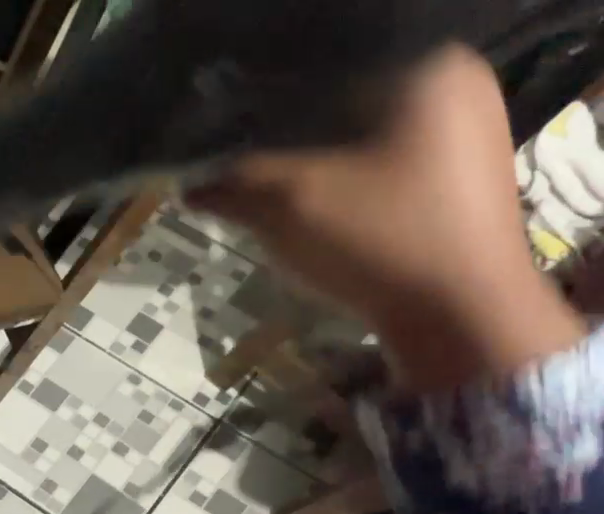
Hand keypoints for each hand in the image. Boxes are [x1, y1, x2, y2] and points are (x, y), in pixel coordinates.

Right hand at [186, 45, 584, 389]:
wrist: (455, 310)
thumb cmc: (378, 237)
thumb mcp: (286, 202)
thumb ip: (230, 182)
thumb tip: (187, 186)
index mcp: (426, 71)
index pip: (321, 69)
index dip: (259, 100)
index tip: (214, 128)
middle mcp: (452, 89)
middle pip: (336, 103)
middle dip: (278, 135)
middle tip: (224, 159)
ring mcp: (458, 135)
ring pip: (351, 138)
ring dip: (300, 163)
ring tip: (250, 185)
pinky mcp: (449, 179)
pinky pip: (372, 165)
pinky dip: (329, 181)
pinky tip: (296, 207)